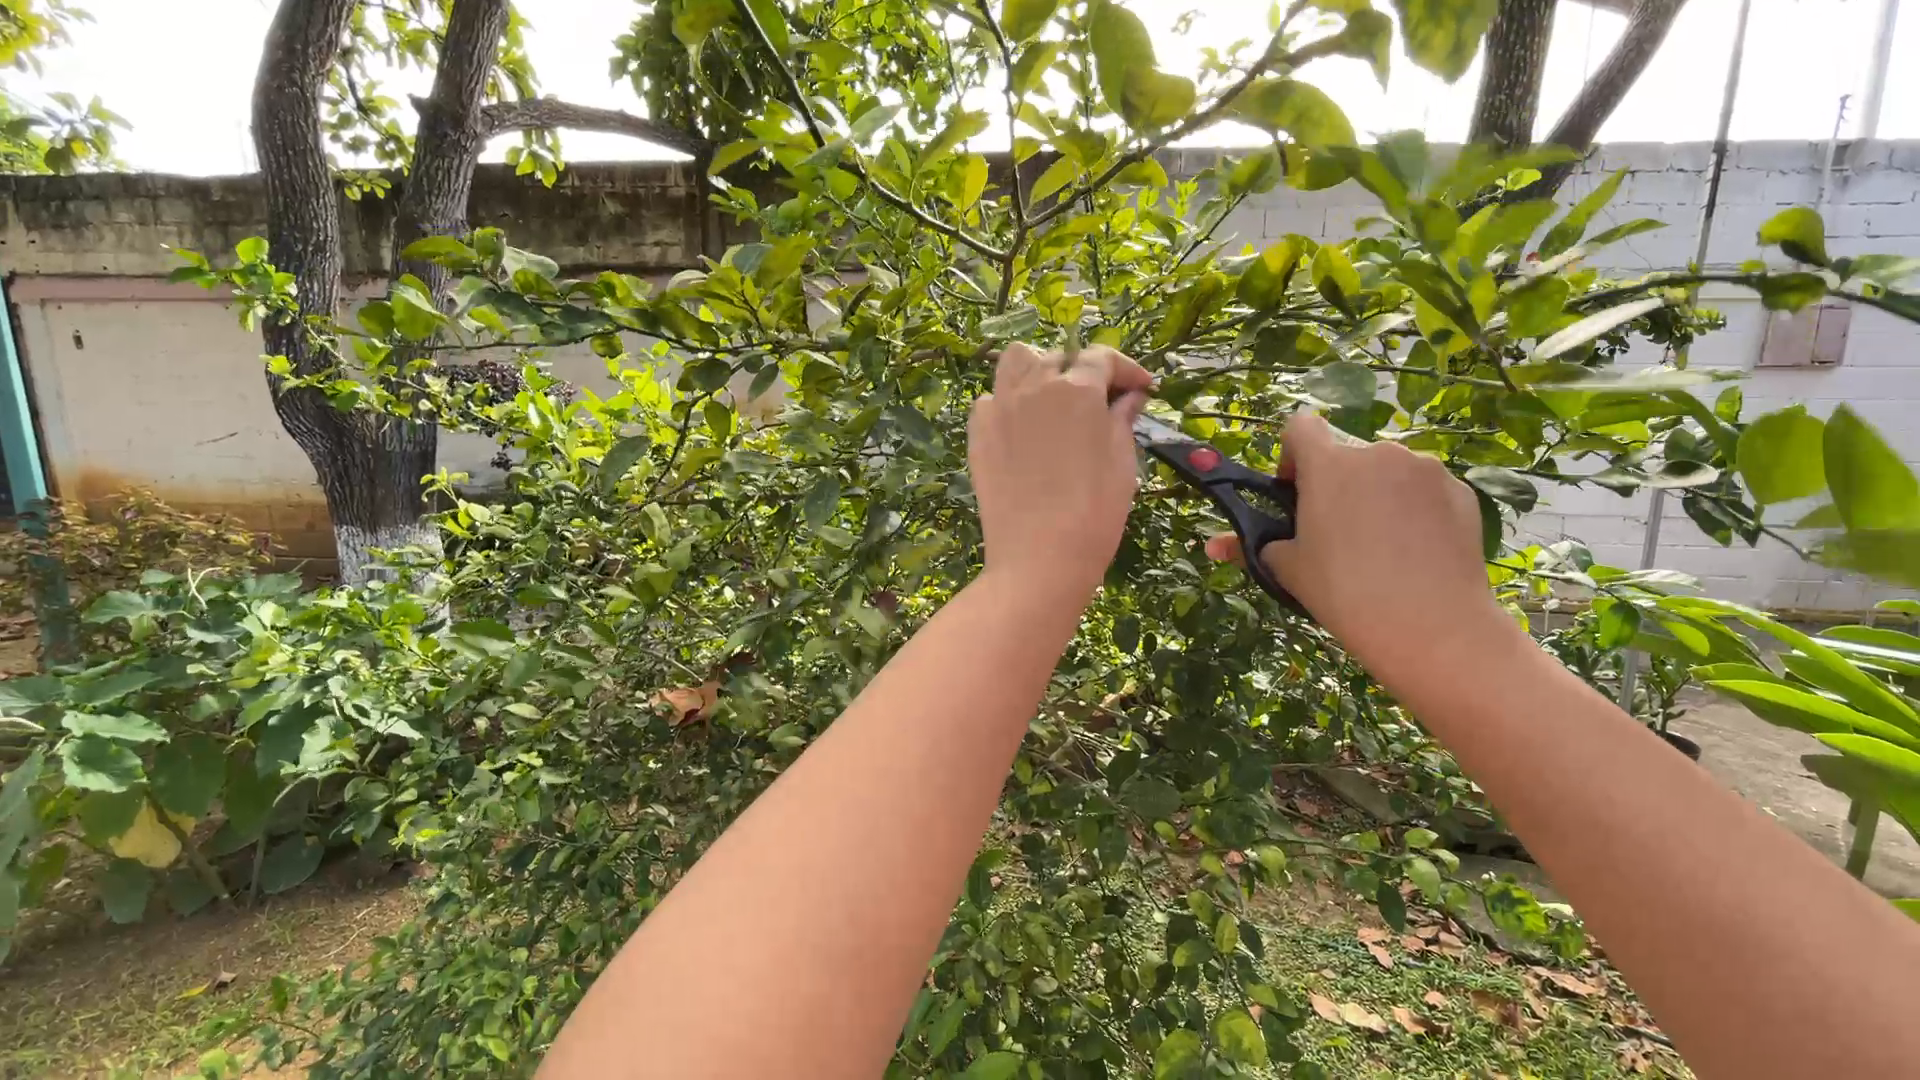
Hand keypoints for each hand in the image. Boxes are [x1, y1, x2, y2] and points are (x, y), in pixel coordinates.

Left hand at [969, 340, 1151, 602]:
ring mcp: (1000, 408)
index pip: (1102, 358)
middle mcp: (1035, 387)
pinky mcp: (978, 434)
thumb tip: (1129, 396)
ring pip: (1016, 363)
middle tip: (1100, 402)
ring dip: (1038, 371)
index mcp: (1077, 390)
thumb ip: (1122, 420)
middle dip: (1082, 371)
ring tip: (1054, 401)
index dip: (1127, 370)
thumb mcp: (1122, 463)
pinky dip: (1009, 403)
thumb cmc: (1094, 514)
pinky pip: (991, 399)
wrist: (1038, 558)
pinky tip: (1024, 430)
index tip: (1141, 390)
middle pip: (1058, 357)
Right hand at [1204, 413, 1500, 661]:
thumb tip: (1212, 546)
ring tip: (1379, 548)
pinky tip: (1415, 554)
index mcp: (1329, 465)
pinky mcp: (1461, 491)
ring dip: (1376, 495)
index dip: (1293, 455)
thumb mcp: (1288, 570)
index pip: (1301, 427)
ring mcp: (1425, 470)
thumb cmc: (1344, 593)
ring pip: (1388, 473)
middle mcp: (1378, 453)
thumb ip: (1250, 546)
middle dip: (1337, 484)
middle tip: (1335, 534)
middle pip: (1346, 455)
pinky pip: (1424, 491)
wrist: (1431, 626)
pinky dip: (1414, 511)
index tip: (1296, 493)